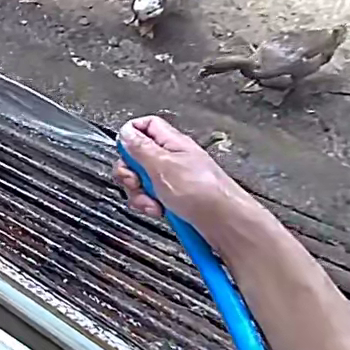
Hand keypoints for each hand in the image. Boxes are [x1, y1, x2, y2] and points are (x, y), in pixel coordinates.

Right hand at [112, 116, 257, 237]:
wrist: (224, 223)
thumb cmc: (203, 192)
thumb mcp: (162, 165)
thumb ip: (140, 147)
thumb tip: (125, 132)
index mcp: (172, 144)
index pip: (146, 126)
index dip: (130, 135)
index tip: (124, 152)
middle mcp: (173, 159)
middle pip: (137, 157)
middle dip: (129, 172)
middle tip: (136, 181)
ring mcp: (173, 179)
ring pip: (141, 180)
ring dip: (138, 193)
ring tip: (151, 201)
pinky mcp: (173, 198)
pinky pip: (150, 197)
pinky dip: (149, 205)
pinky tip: (158, 210)